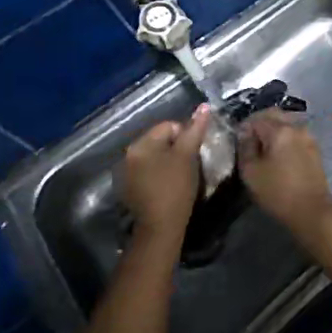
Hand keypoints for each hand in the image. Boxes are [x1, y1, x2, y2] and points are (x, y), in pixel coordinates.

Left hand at [121, 105, 211, 240]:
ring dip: (167, 162)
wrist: (161, 226)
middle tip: (189, 166)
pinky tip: (168, 187)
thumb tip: (204, 106)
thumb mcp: (188, 156)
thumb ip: (195, 130)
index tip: (194, 155)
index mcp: (140, 144)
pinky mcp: (129, 189)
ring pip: (154, 157)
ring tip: (180, 177)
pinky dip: (159, 175)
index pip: (169, 126)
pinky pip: (147, 172)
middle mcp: (128, 155)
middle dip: (176, 149)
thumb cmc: (176, 187)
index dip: (186, 137)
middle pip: (160, 141)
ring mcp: (126, 173)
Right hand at [237, 111, 331, 225]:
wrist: (312, 209)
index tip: (237, 140)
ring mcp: (309, 137)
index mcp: (280, 130)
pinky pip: (295, 134)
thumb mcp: (251, 172)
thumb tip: (245, 134)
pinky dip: (284, 137)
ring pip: (287, 123)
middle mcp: (297, 127)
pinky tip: (277, 152)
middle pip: (275, 115)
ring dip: (273, 129)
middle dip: (259, 122)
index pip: (256, 118)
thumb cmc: (277, 192)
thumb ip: (245, 148)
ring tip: (262, 147)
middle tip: (248, 139)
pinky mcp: (315, 148)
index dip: (243, 127)